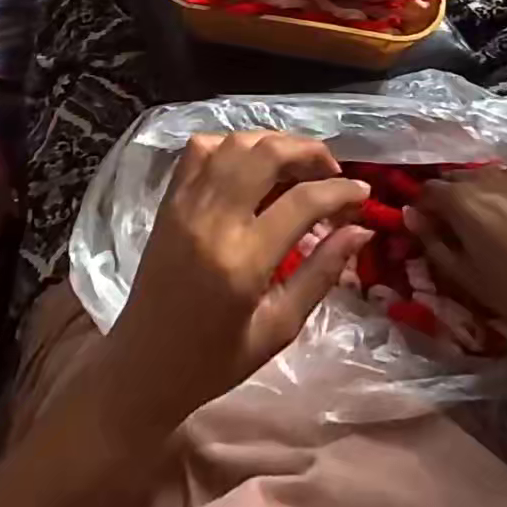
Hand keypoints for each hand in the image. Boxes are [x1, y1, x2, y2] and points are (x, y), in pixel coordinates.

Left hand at [100, 131, 373, 429]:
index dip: (341, 191)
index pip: (303, 201)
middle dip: (309, 151)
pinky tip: (250, 164)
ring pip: (234, 143)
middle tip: (332, 170)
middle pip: (267, 154)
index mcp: (244, 260)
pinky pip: (199, 150)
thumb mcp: (279, 327)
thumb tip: (360, 230)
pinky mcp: (169, 200)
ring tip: (298, 164)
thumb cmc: (215, 359)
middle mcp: (213, 219)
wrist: (143, 363)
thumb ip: (321, 272)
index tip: (363, 193)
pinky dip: (231, 145)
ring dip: (273, 143)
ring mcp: (186, 203)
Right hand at [407, 165, 506, 365]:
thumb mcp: (465, 276)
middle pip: (454, 177)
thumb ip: (432, 241)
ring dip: (475, 190)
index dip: (422, 206)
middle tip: (454, 224)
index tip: (426, 225)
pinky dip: (503, 190)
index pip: (427, 190)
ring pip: (483, 174)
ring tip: (485, 218)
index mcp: (461, 200)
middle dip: (447, 196)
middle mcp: (486, 178)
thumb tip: (410, 215)